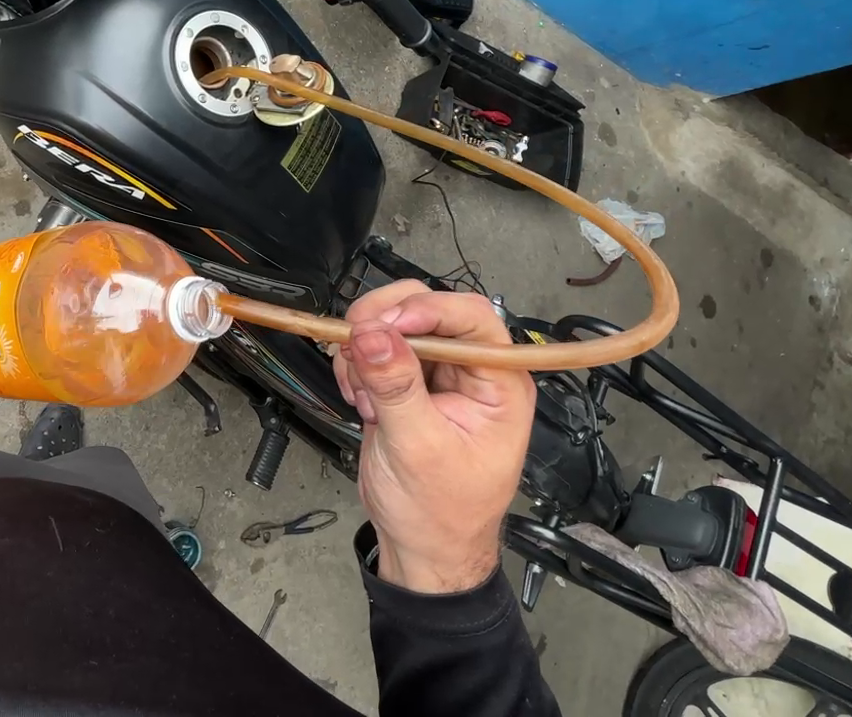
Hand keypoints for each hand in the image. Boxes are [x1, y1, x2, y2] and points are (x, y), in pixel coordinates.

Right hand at [334, 282, 535, 593]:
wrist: (419, 545)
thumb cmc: (440, 512)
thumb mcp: (419, 450)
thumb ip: (396, 388)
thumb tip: (372, 335)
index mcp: (497, 383)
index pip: (473, 317)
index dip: (429, 311)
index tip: (387, 327)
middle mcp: (468, 369)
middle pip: (426, 306)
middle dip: (385, 323)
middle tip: (358, 348)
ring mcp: (432, 372)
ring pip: (391, 320)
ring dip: (364, 347)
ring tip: (364, 395)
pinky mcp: (401, 379)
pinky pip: (370, 345)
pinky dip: (354, 363)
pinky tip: (361, 401)